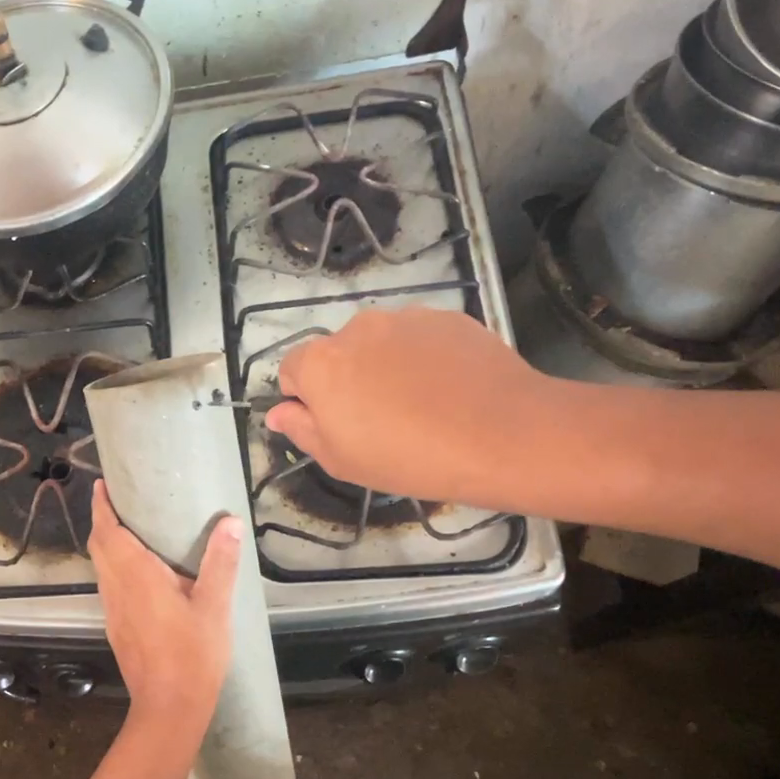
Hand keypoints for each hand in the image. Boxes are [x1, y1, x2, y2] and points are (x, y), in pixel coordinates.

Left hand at [89, 480, 240, 732]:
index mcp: (136, 576)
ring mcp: (113, 610)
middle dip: (102, 520)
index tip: (101, 484)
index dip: (101, 506)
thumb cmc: (193, 655)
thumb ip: (220, 563)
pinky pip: (109, 585)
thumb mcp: (214, 607)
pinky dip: (114, 566)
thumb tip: (230, 522)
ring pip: (101, 567)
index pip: (108, 531)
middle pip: (99, 546)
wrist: (168, 707)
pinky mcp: (117, 627)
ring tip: (128, 528)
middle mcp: (116, 588)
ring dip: (106, 544)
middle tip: (117, 500)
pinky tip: (137, 572)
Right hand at [264, 307, 554, 504]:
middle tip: (376, 420)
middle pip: (337, 353)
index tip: (334, 426)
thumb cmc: (407, 457)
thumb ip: (301, 430)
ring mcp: (406, 318)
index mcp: (321, 363)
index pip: (292, 370)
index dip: (307, 400)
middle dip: (347, 380)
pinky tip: (446, 391)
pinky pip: (420, 339)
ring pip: (380, 344)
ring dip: (386, 367)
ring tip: (418, 405)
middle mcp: (357, 329)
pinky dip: (423, 359)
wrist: (501, 435)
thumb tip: (278, 413)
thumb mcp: (340, 459)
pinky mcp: (448, 318)